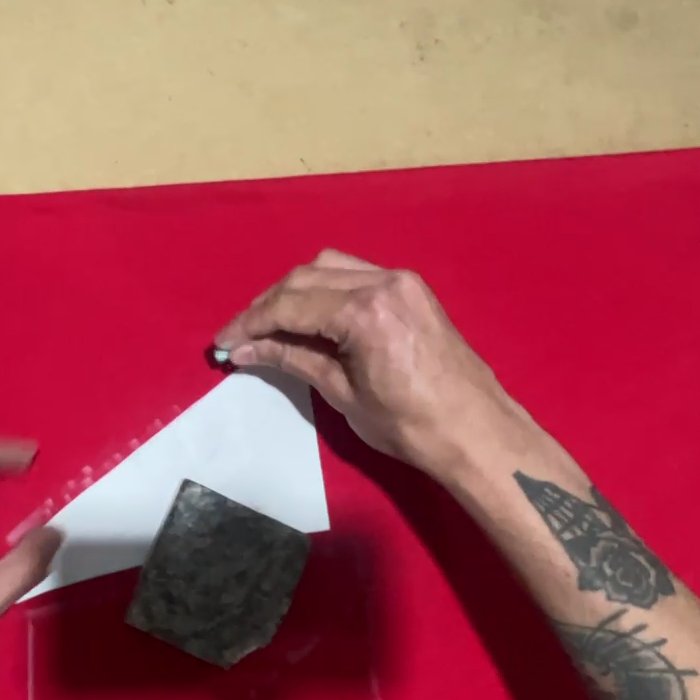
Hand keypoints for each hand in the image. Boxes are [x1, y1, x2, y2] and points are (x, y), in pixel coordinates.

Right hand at [213, 250, 532, 477]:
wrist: (476, 431)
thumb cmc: (409, 425)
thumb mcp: (342, 394)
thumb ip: (292, 361)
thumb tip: (243, 352)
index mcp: (365, 312)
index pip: (290, 305)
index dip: (249, 323)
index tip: (223, 343)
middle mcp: (383, 282)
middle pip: (304, 278)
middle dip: (266, 305)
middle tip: (240, 337)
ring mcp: (400, 280)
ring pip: (327, 268)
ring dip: (292, 292)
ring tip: (269, 325)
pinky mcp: (410, 288)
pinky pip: (353, 274)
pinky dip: (322, 289)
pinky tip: (309, 316)